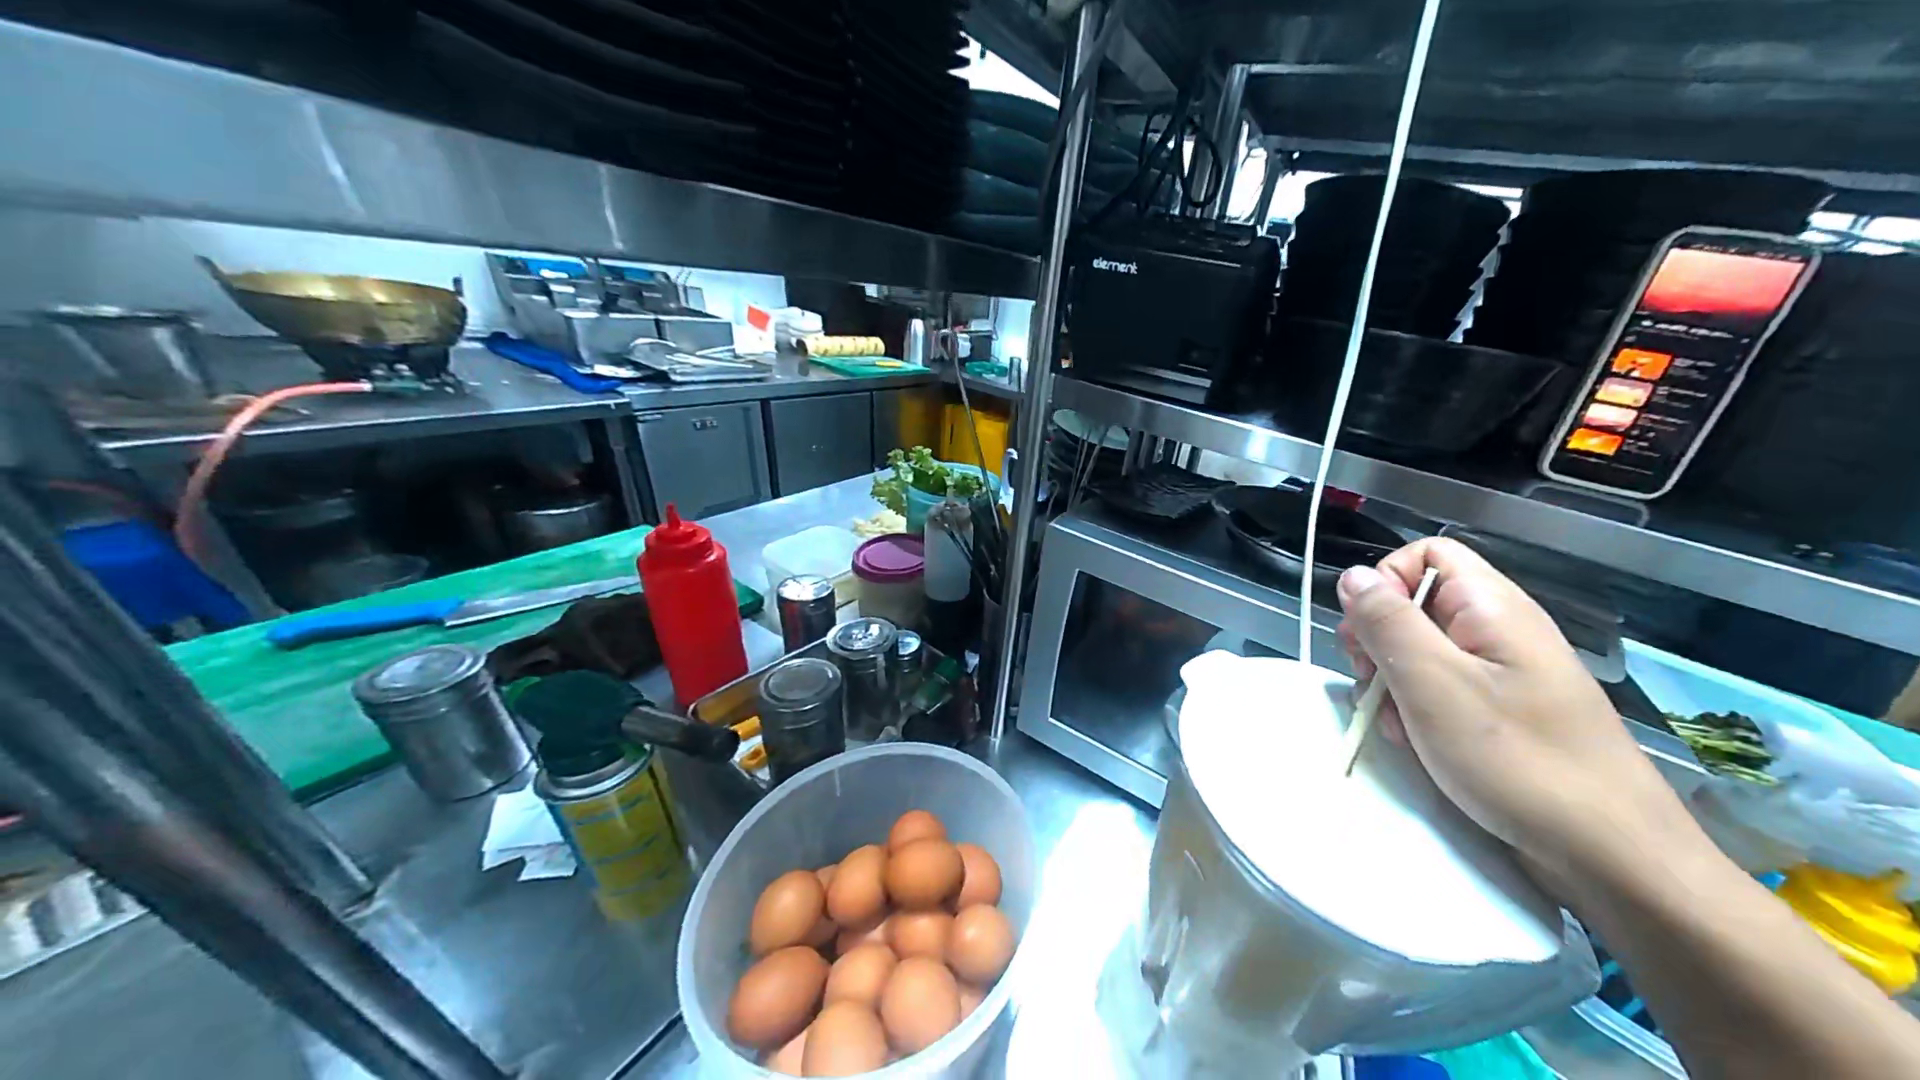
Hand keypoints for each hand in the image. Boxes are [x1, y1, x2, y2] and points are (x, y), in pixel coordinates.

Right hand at [1336, 538, 1695, 888]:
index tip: (1368, 631)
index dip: (1385, 581)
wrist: (1611, 857)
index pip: (1426, 554)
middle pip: (1415, 604)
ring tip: (1399, 724)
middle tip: (1372, 682)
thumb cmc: (1517, 760)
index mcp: (1493, 609)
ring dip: (1392, 682)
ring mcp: (1502, 674)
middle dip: (1379, 639)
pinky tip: (1418, 743)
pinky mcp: (1501, 713)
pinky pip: (1440, 690)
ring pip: (1420, 652)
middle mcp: (1499, 631)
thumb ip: (1387, 622)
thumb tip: (1353, 575)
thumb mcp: (1433, 683)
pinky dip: (1416, 710)